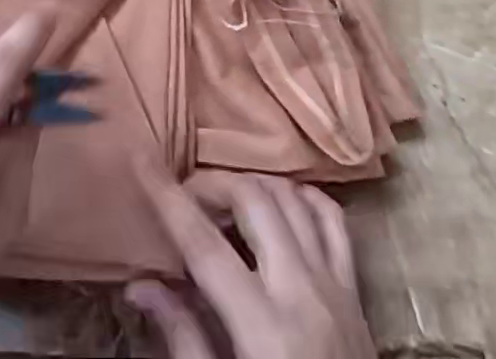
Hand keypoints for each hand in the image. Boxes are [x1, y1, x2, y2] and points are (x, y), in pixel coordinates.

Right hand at [130, 167, 376, 358]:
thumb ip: (184, 337)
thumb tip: (139, 283)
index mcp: (266, 328)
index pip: (204, 243)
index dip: (167, 196)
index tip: (141, 157)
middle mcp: (304, 293)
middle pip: (252, 201)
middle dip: (211, 184)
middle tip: (184, 197)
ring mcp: (336, 287)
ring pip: (291, 197)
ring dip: (251, 185)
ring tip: (222, 202)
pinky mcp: (355, 292)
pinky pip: (332, 220)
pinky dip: (301, 197)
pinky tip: (276, 203)